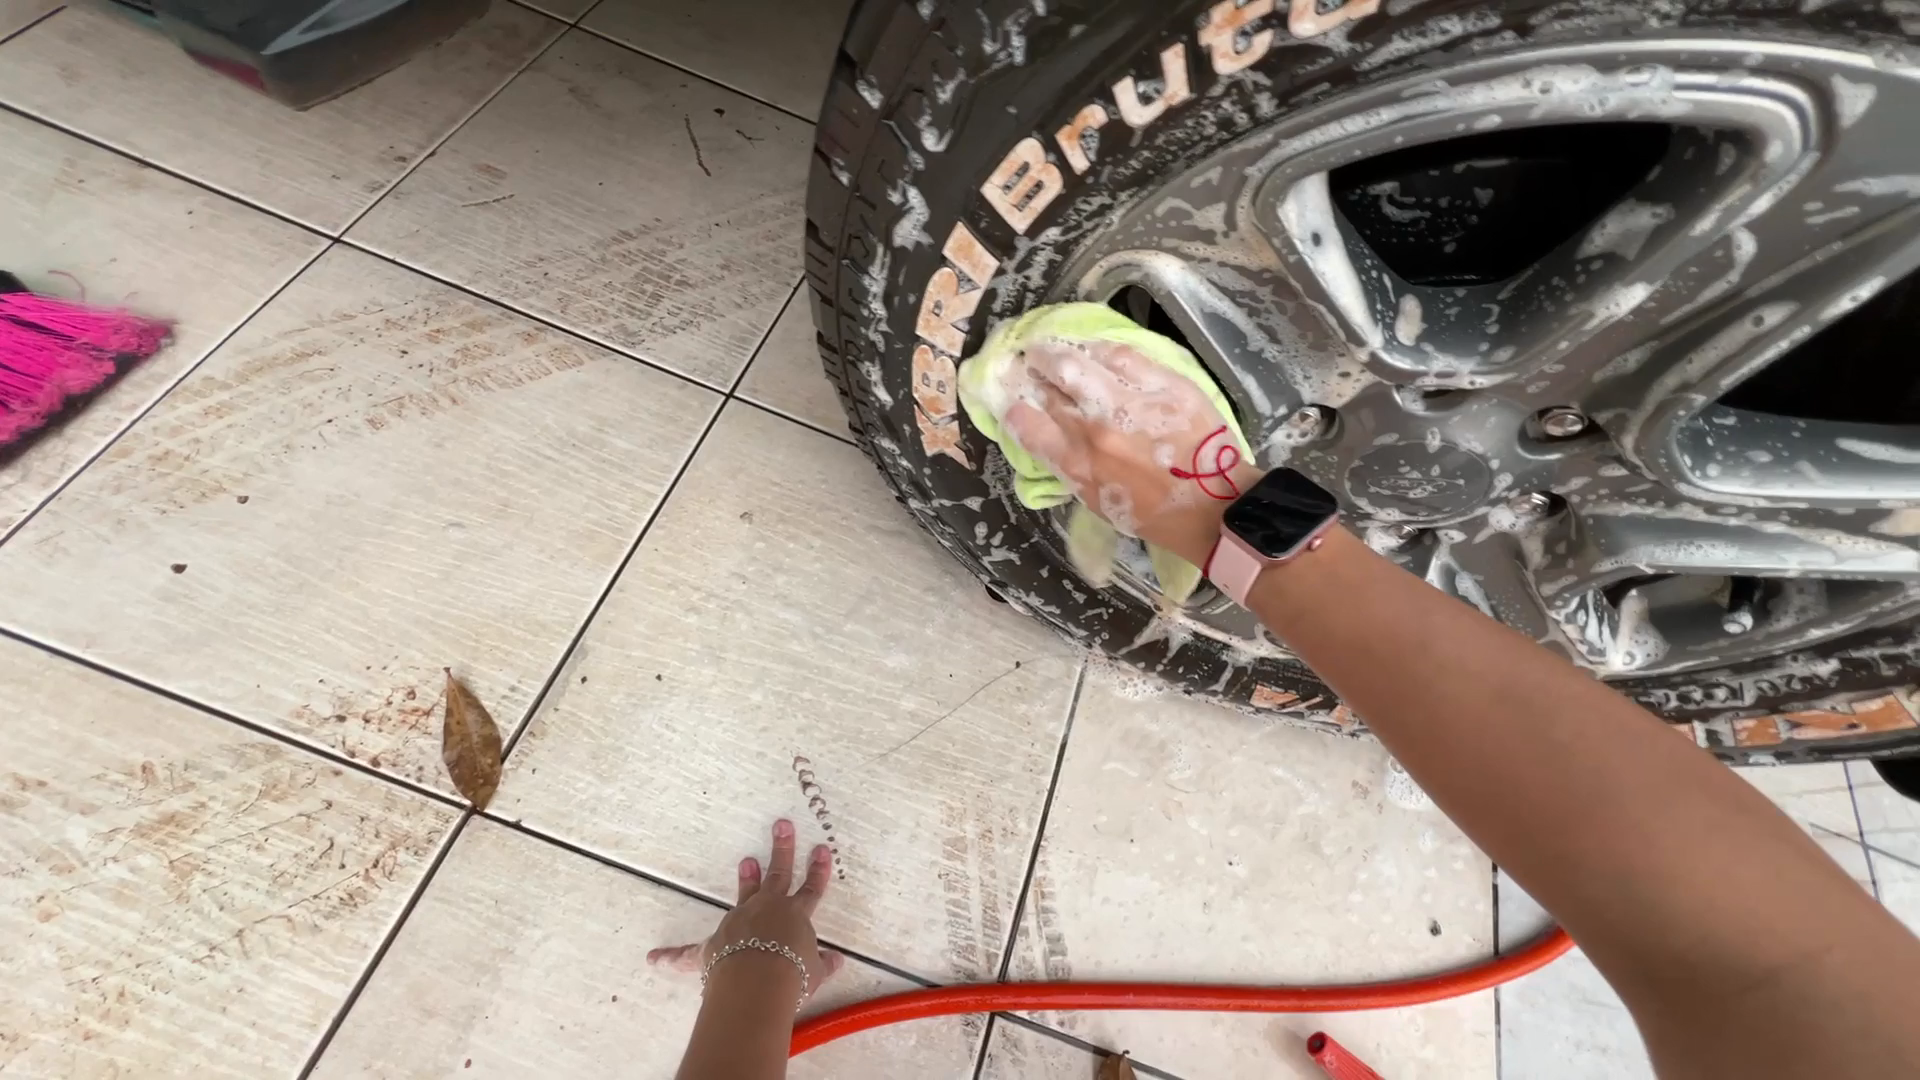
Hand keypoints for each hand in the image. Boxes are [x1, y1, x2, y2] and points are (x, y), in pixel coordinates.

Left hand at [647, 820, 844, 994]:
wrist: (757, 982)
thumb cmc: (791, 975)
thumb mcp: (812, 972)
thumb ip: (822, 964)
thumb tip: (837, 960)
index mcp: (794, 915)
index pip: (811, 889)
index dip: (817, 870)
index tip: (821, 849)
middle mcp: (767, 910)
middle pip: (778, 875)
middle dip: (782, 850)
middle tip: (782, 826)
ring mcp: (739, 922)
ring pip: (745, 895)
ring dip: (747, 879)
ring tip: (747, 861)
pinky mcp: (713, 945)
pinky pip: (689, 953)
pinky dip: (672, 957)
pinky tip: (653, 959)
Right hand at [997, 339, 1261, 566]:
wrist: (1214, 506)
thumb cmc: (1151, 512)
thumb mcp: (1096, 501)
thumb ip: (1068, 466)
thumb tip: (1047, 434)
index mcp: (1078, 466)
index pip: (1027, 426)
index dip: (1013, 407)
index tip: (1011, 398)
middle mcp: (1096, 430)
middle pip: (1049, 386)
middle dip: (1032, 369)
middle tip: (1029, 362)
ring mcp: (1129, 403)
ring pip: (1077, 362)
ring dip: (1056, 351)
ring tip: (1051, 349)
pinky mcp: (1162, 384)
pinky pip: (1120, 354)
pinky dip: (1097, 348)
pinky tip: (1091, 349)